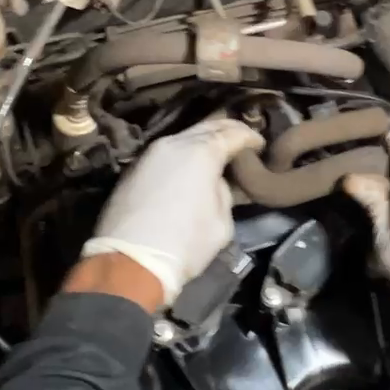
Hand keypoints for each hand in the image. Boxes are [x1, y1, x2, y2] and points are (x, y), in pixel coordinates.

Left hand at [80, 119, 264, 305]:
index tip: (260, 144)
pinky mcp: (134, 168)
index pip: (233, 134)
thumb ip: (225, 193)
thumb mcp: (222, 222)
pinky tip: (191, 164)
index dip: (250, 137)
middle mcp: (175, 143)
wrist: (130, 262)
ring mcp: (151, 153)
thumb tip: (217, 183)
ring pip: (184, 136)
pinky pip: (167, 152)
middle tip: (242, 138)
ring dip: (203, 140)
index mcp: (201, 152)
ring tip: (218, 150)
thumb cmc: (184, 243)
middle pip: (206, 127)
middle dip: (227, 129)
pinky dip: (184, 152)